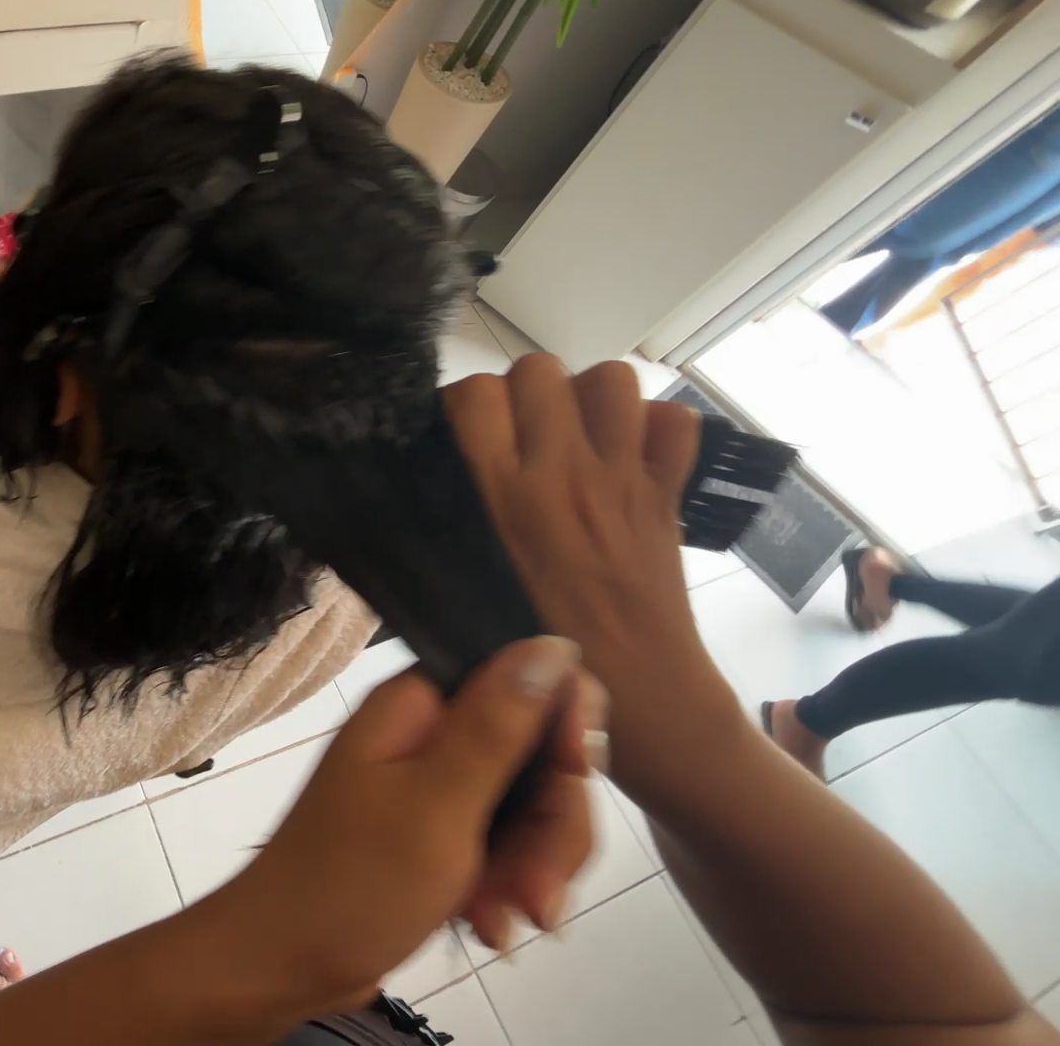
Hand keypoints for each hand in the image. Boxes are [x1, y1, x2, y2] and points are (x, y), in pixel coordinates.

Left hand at [203, 637, 603, 1022]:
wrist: (286, 958)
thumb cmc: (354, 880)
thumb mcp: (439, 802)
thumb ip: (497, 725)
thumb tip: (551, 643)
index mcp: (416, 705)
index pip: (519, 677)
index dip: (563, 723)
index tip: (579, 773)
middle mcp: (423, 734)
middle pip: (534, 754)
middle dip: (549, 827)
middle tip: (538, 893)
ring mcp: (428, 785)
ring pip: (525, 808)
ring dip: (530, 868)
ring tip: (505, 919)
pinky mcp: (433, 830)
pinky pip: (499, 843)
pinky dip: (504, 885)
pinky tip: (487, 926)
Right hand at [443, 356, 738, 800]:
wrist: (637, 695)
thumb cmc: (522, 651)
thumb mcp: (450, 595)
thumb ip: (422, 539)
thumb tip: (390, 498)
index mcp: (500, 498)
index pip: (472, 394)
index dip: (459, 404)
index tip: (457, 435)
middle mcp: (561, 474)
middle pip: (536, 369)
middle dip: (518, 393)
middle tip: (512, 436)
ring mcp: (623, 478)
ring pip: (609, 378)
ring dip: (583, 398)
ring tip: (568, 436)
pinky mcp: (668, 493)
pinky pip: (673, 420)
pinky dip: (648, 428)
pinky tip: (621, 457)